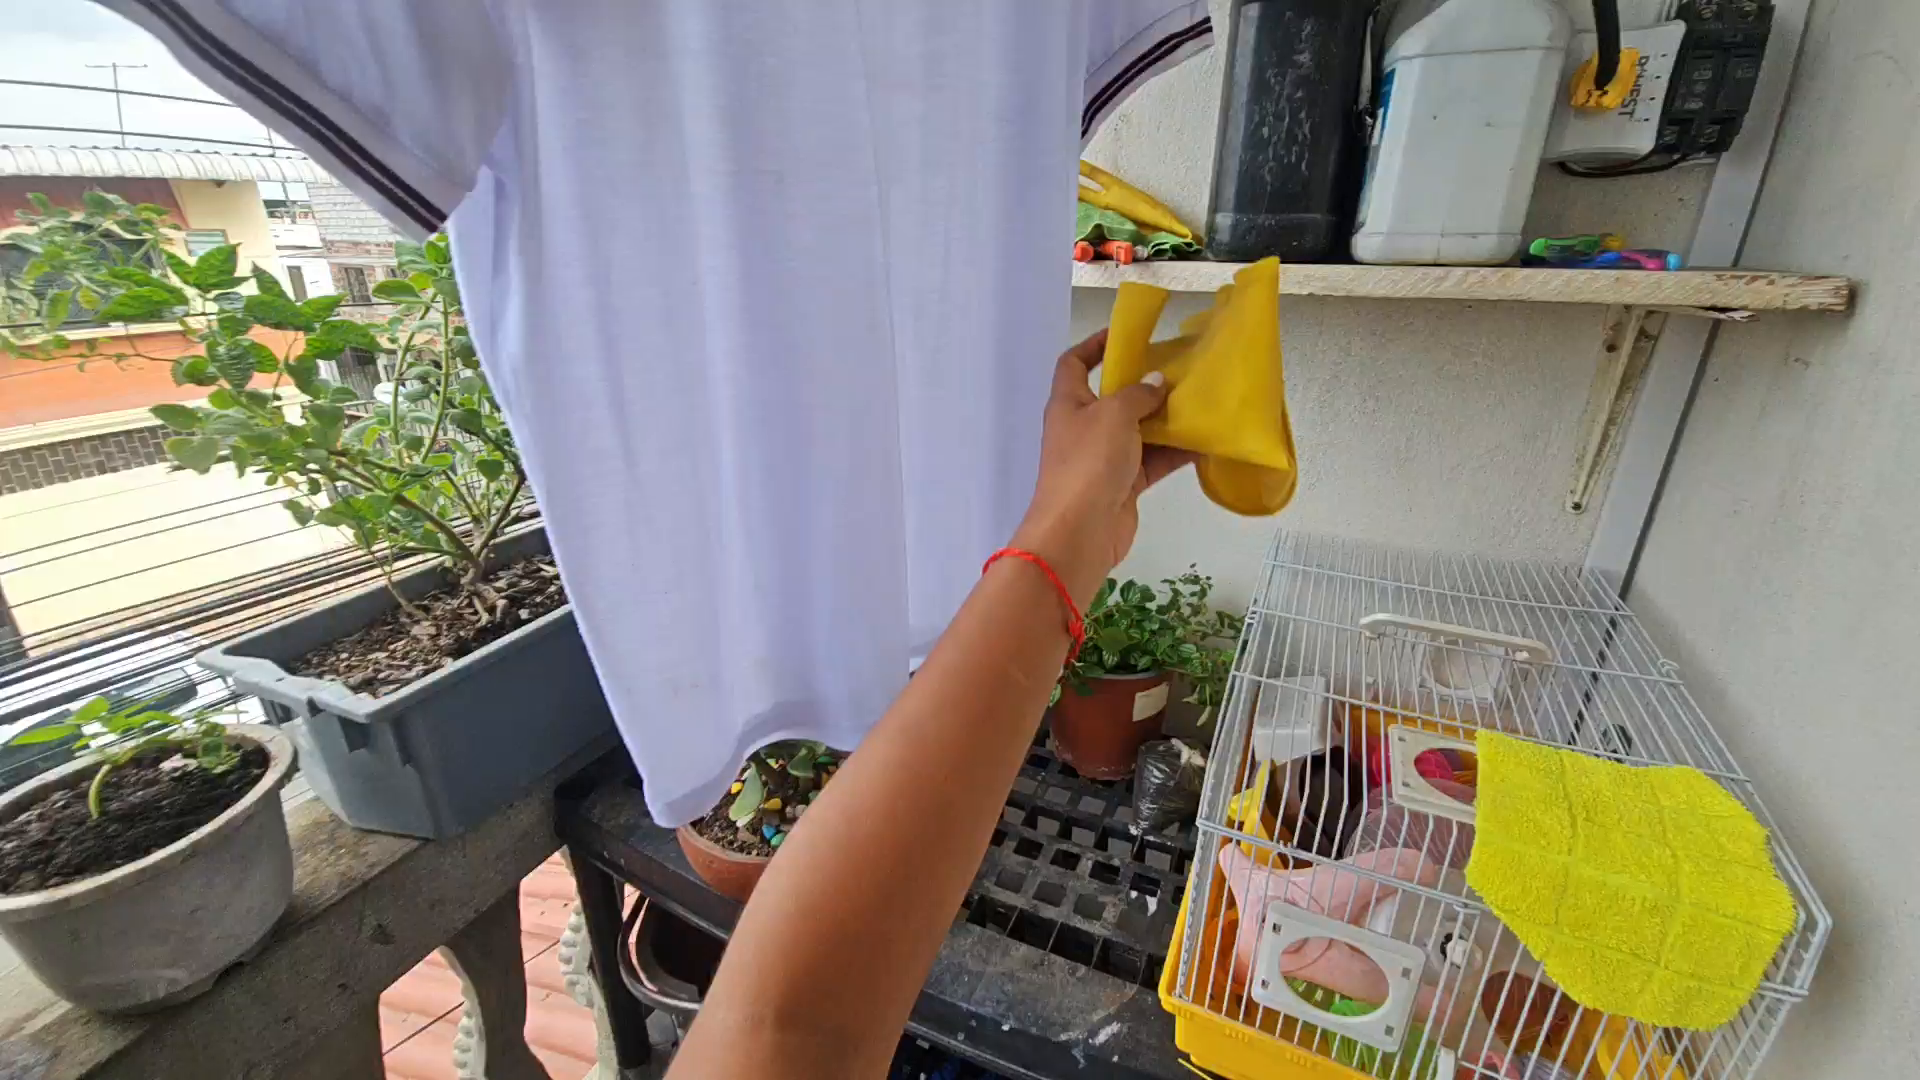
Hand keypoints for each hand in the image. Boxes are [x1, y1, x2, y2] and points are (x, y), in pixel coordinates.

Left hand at [1011, 329, 1195, 606]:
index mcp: (1069, 403)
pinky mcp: (1123, 485)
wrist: (1080, 531)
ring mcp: (1103, 458)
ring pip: (1139, 430)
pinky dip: (1175, 451)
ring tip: (1202, 401)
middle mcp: (1084, 428)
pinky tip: (1206, 440)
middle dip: (1144, 383)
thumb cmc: (1088, 463)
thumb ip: (1138, 394)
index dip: (1095, 345)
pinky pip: (1153, 460)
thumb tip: (1156, 382)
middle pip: (1114, 397)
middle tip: (1181, 368)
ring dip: (1167, 418)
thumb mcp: (1114, 415)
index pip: (1074, 363)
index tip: (1125, 334)